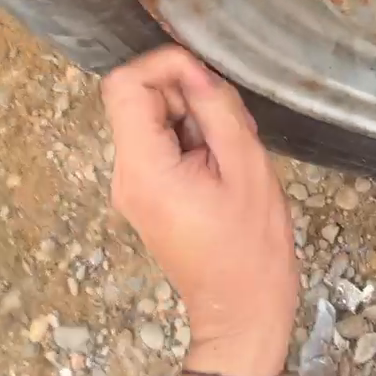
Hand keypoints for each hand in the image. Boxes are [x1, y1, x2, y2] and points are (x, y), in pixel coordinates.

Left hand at [103, 45, 297, 375]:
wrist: (242, 309)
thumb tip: (196, 71)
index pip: (125, 85)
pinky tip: (225, 158)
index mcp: (143, 168)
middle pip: (139, 99)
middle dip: (187, 93)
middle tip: (232, 118)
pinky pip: (162, 141)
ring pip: (153, 117)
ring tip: (235, 143)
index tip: (207, 79)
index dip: (165, 65)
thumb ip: (217, 108)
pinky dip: (194, 135)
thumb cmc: (251, 243)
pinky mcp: (148, 192)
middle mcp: (125, 174)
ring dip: (195, 115)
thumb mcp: (245, 163)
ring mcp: (133, 185)